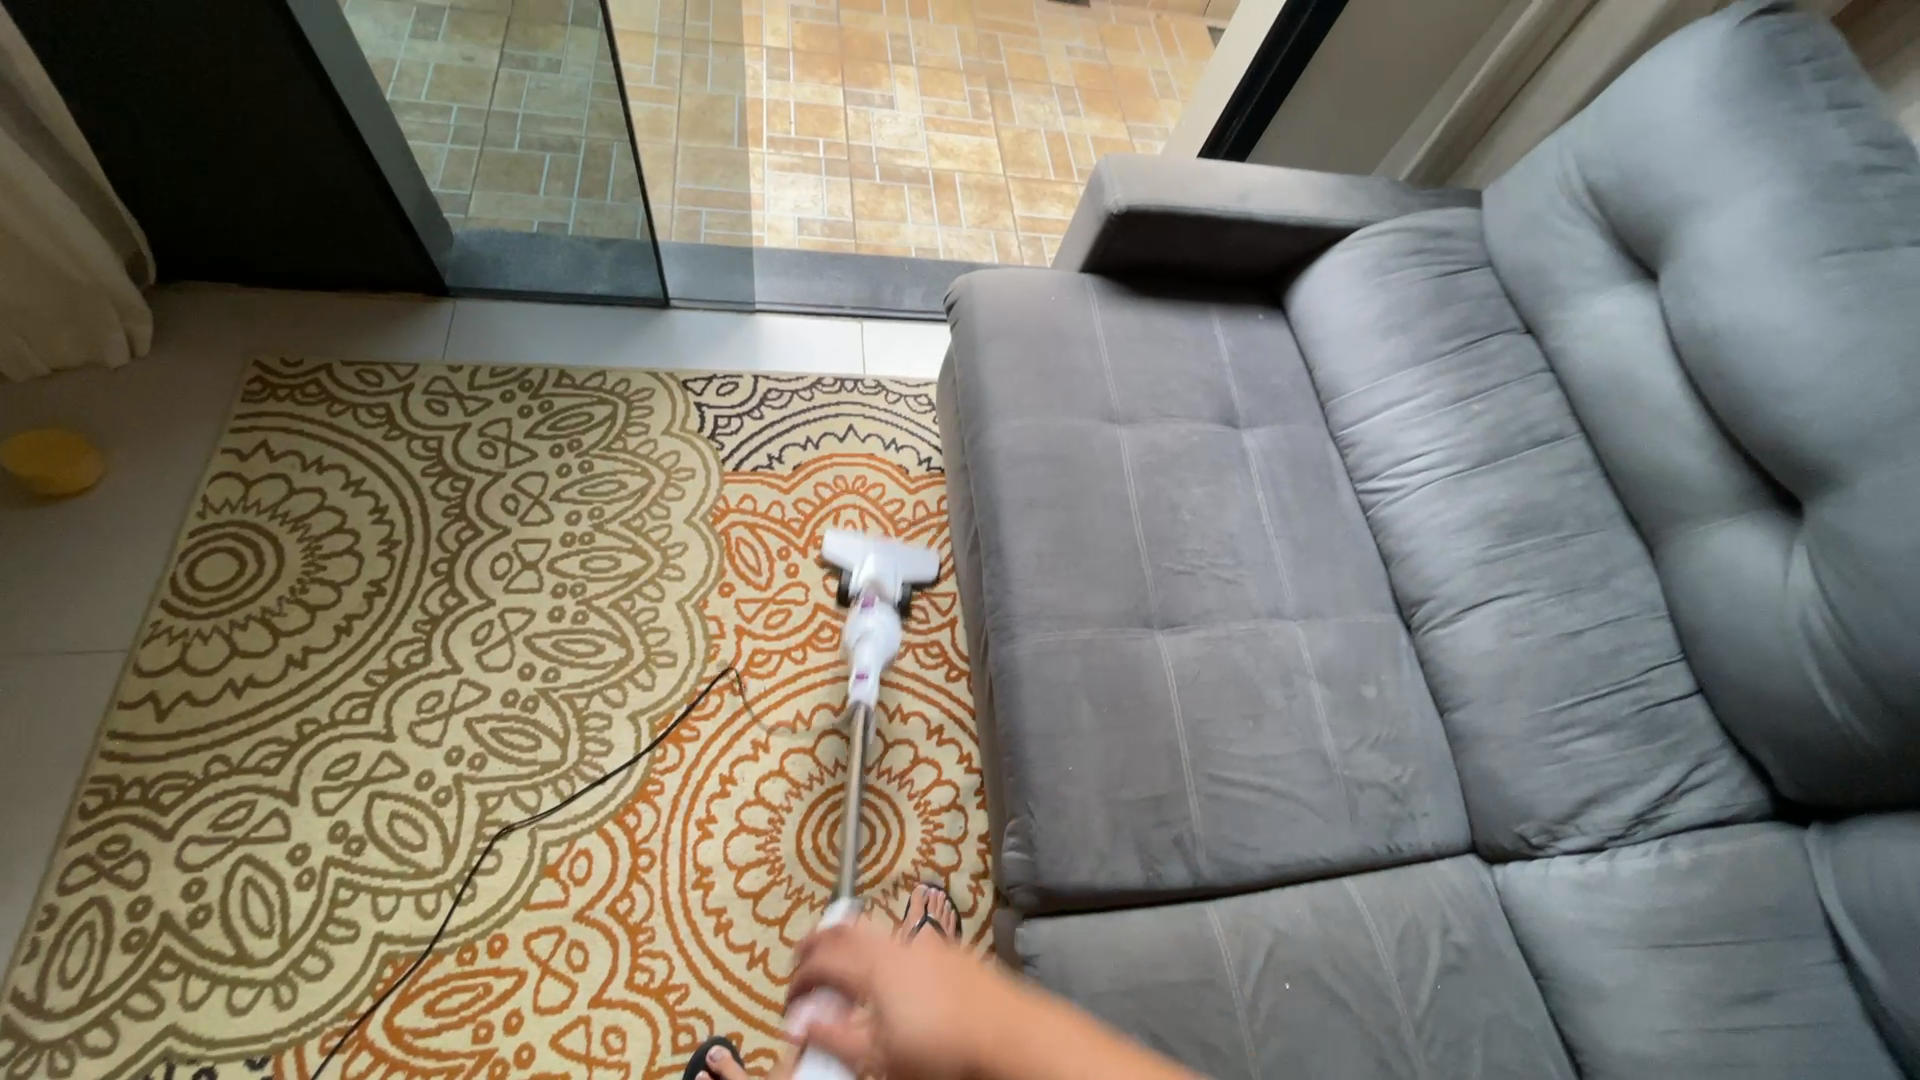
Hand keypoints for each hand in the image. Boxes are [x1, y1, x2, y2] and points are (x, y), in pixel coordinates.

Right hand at [786, 917, 1028, 1079]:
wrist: (1009, 1035)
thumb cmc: (941, 1053)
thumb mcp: (879, 1058)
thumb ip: (835, 1037)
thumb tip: (800, 1025)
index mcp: (873, 968)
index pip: (820, 961)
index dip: (798, 980)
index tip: (789, 1003)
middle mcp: (896, 943)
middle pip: (845, 927)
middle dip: (818, 941)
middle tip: (803, 960)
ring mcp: (926, 941)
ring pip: (876, 928)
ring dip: (851, 941)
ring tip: (843, 963)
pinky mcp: (950, 948)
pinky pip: (904, 937)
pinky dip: (882, 946)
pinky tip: (890, 974)